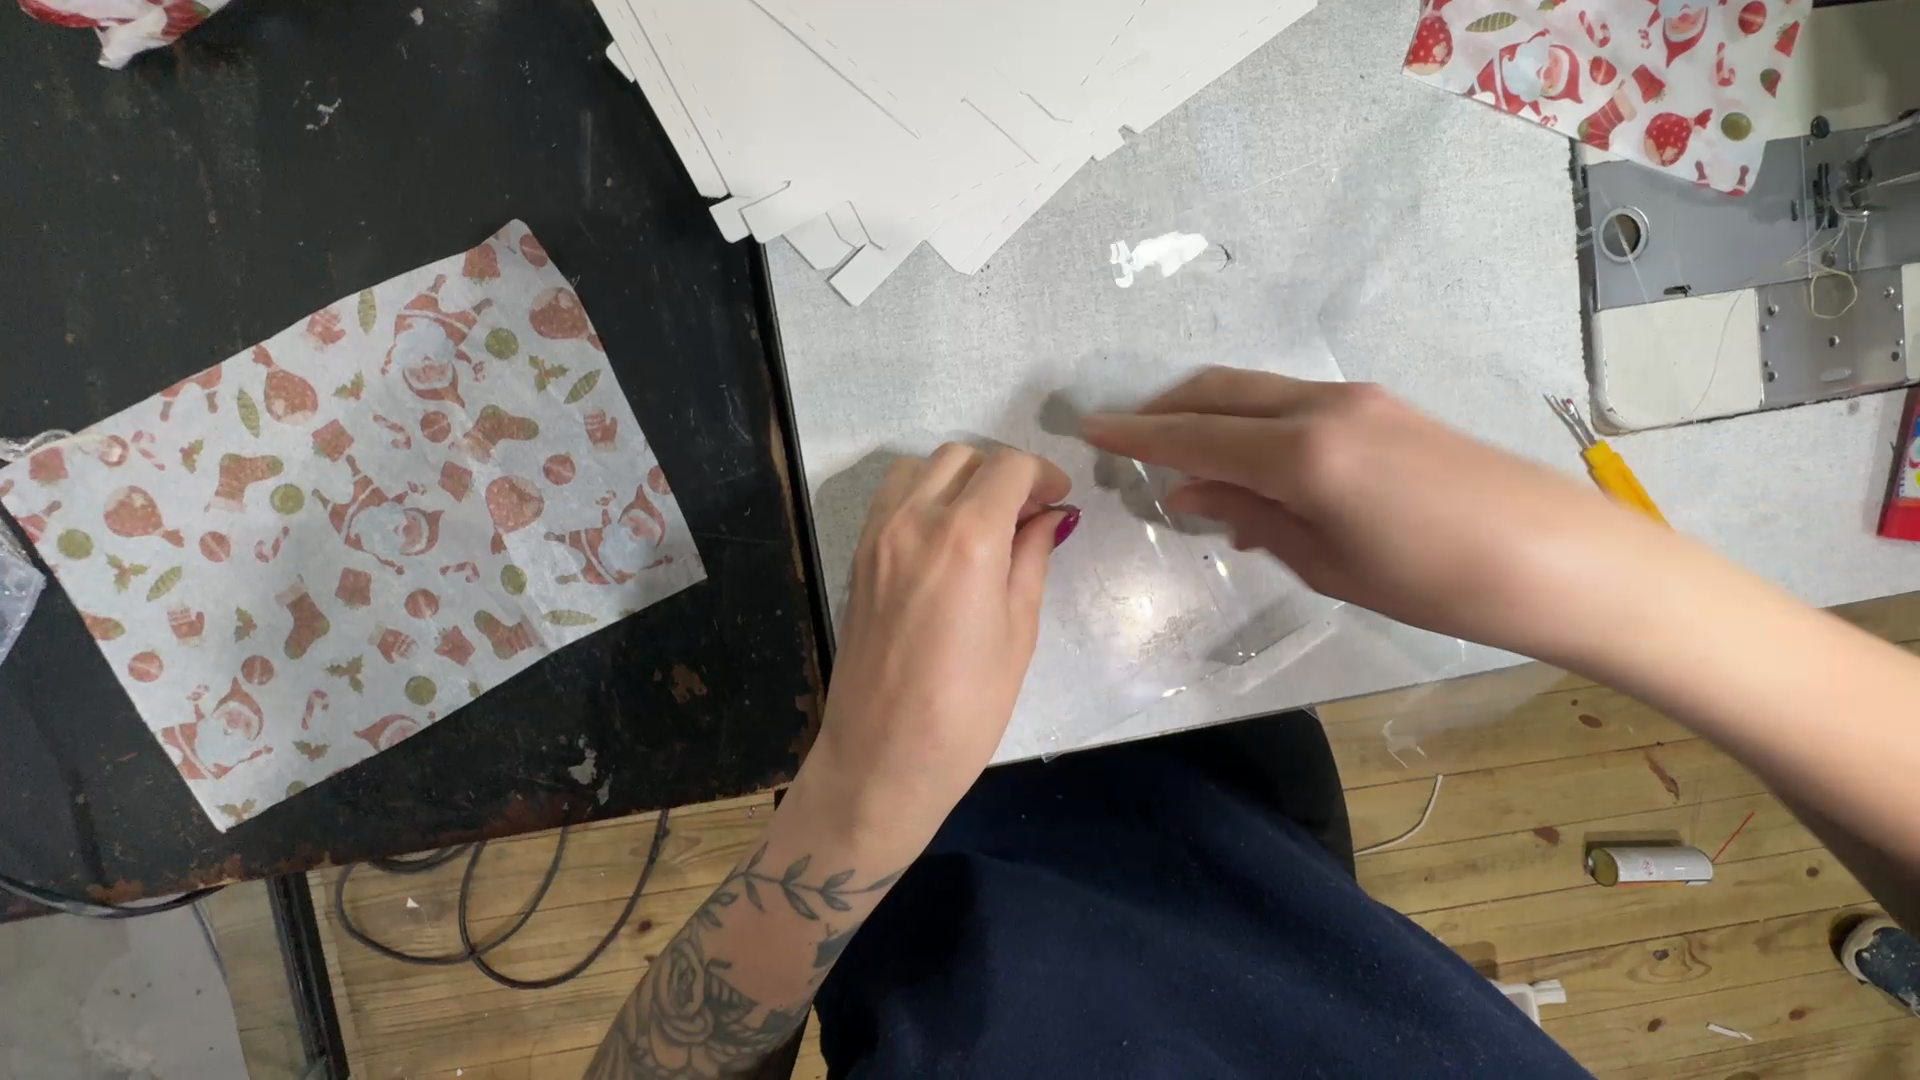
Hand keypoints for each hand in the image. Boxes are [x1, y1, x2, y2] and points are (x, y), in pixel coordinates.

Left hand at [799, 444, 1075, 846]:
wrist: (880, 756)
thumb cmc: (966, 708)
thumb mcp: (1018, 632)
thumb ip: (1032, 559)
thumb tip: (1050, 517)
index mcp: (965, 538)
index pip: (1008, 466)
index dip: (1043, 474)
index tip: (1059, 501)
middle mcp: (914, 520)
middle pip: (963, 457)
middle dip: (1003, 473)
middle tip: (1028, 514)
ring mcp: (877, 536)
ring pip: (921, 468)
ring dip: (959, 478)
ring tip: (984, 521)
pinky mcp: (857, 556)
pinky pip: (891, 497)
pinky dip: (923, 495)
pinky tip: (944, 537)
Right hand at [1080, 367, 1675, 661]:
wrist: (1567, 562)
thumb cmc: (1436, 583)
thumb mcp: (1325, 563)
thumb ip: (1250, 516)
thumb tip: (1190, 493)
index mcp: (1301, 454)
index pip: (1195, 436)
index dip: (1136, 435)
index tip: (1087, 429)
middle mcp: (1322, 408)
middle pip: (1219, 392)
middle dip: (1164, 409)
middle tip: (1125, 437)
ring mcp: (1357, 399)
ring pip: (1254, 391)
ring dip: (1208, 414)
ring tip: (1180, 457)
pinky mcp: (1383, 407)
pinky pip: (1291, 404)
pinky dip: (1251, 424)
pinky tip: (1249, 466)